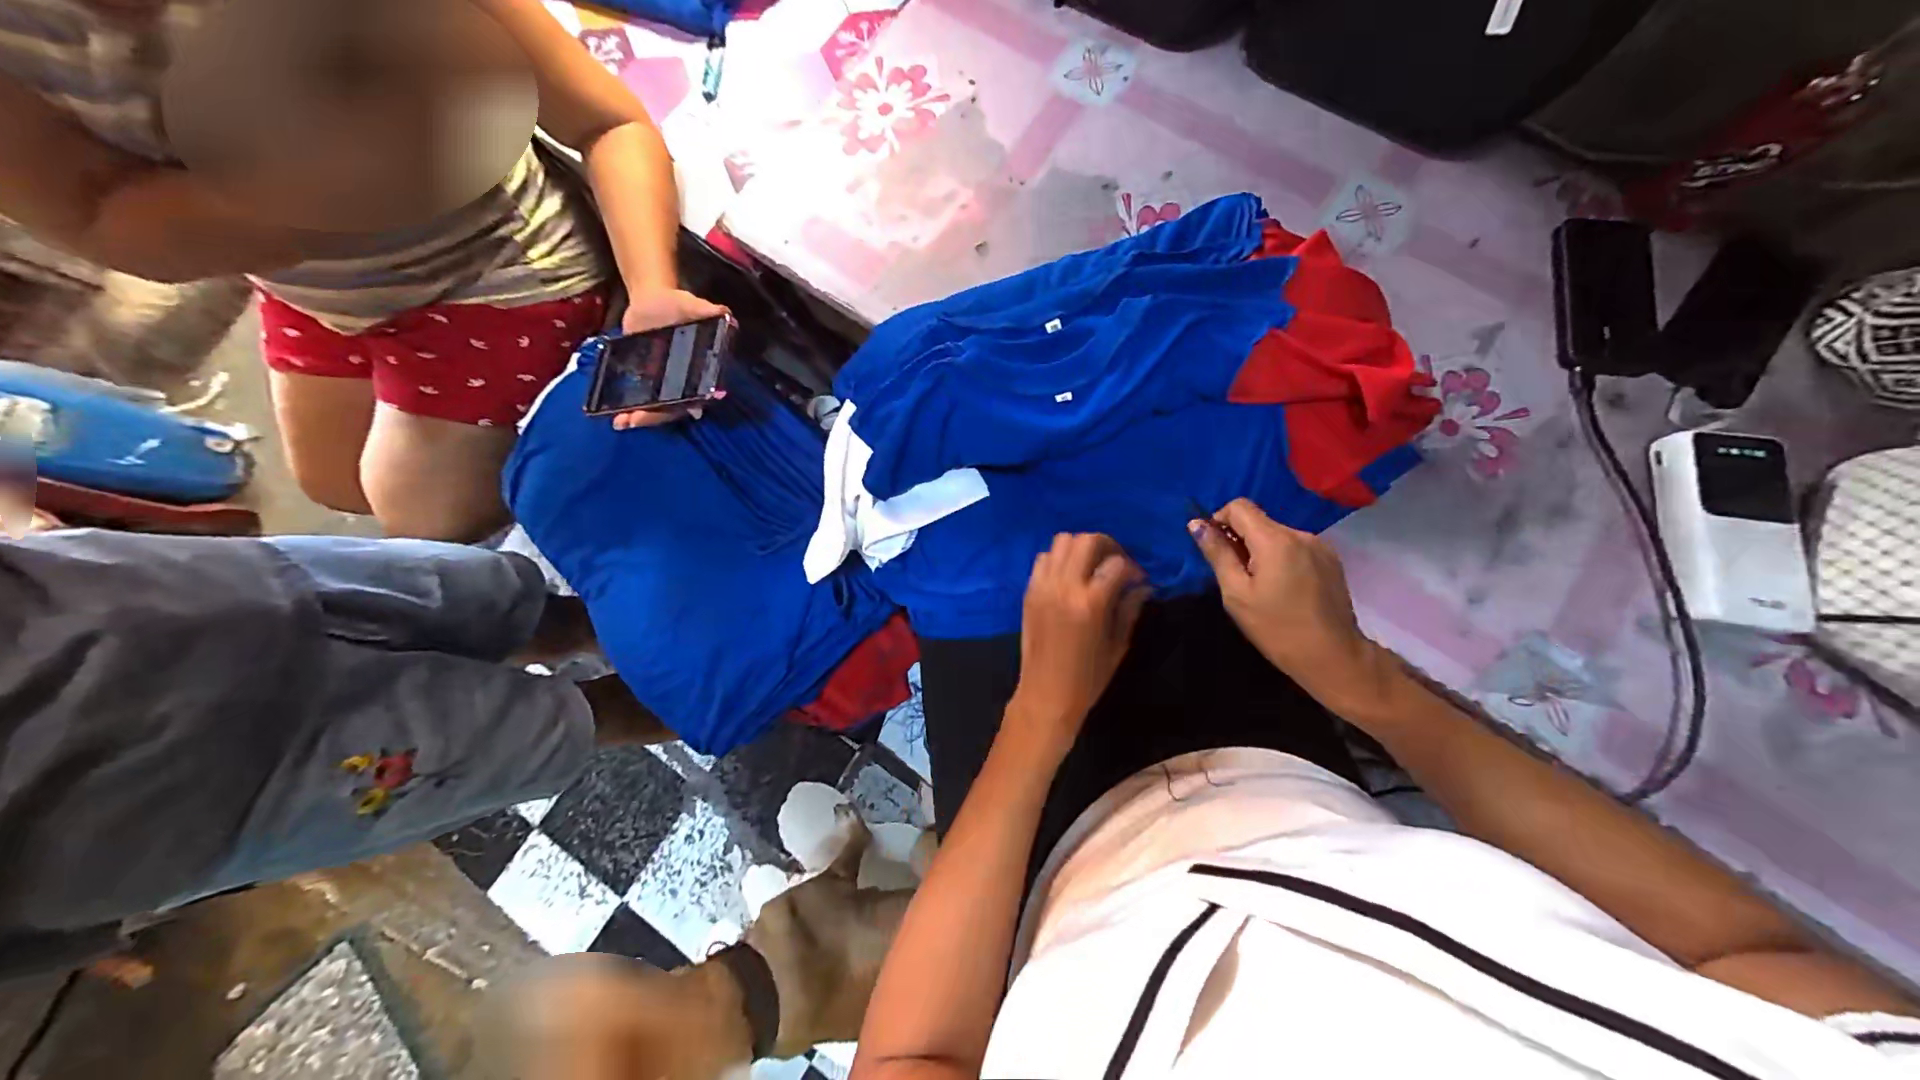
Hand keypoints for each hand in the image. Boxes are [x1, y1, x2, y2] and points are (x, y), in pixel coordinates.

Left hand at [610, 289, 728, 430]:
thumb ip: (708, 311)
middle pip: (671, 407)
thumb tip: (727, 316)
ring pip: (652, 406)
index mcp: (698, 370)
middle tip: (633, 421)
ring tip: (619, 423)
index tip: (682, 412)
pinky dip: (624, 406)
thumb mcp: (692, 304)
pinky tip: (608, 412)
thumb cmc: (676, 303)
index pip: (695, 394)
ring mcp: (661, 382)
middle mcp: (681, 381)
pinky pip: (636, 396)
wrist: (651, 298)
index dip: (687, 405)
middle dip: (654, 417)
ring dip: (637, 417)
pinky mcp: (643, 377)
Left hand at [1005, 533, 1148, 760]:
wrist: (1046, 694)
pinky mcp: (1029, 591)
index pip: (1116, 564)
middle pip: (1087, 540)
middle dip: (1108, 546)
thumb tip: (1142, 586)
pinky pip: (1043, 558)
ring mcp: (1042, 587)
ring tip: (1092, 566)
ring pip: (1062, 542)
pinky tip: (1070, 576)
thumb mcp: (1118, 645)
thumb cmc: (1088, 678)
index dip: (1133, 567)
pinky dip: (1059, 559)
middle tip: (1117, 563)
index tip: (1138, 579)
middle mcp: (1064, 587)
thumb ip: (1129, 609)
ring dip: (1081, 548)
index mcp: (1090, 603)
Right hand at [1189, 499, 1388, 713]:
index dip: (1220, 520)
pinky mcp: (1331, 560)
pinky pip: (1296, 548)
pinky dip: (1281, 559)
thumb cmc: (1276, 628)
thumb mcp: (1236, 593)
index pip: (1239, 506)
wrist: (1332, 656)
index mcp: (1275, 540)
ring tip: (1261, 586)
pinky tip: (1284, 589)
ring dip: (1261, 551)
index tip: (1215, 549)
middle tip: (1236, 576)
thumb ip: (1217, 554)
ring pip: (1277, 535)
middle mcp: (1300, 534)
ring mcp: (1320, 546)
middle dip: (1241, 540)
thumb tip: (1197, 525)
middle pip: (1259, 521)